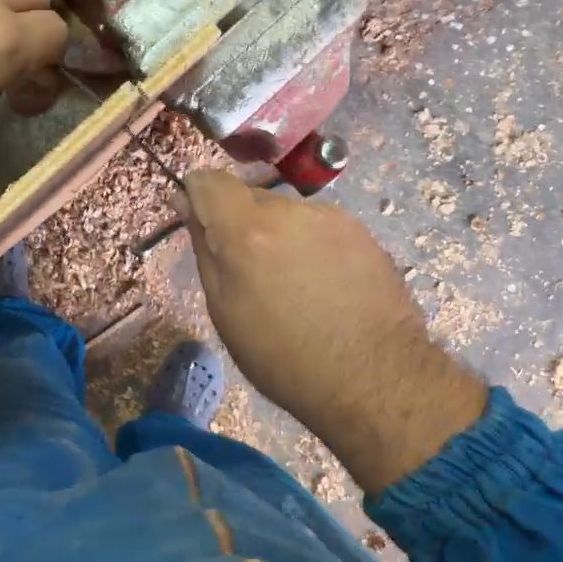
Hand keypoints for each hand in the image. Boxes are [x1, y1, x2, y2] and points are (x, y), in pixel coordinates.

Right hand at [181, 171, 488, 494]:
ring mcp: (330, 218)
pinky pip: (318, 228)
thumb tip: (187, 203)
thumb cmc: (282, 357)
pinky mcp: (361, 232)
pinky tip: (322, 287)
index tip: (199, 224)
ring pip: (285, 214)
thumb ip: (204, 248)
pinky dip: (309, 246)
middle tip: (249, 274)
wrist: (375, 380)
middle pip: (249, 198)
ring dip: (277, 236)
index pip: (208, 181)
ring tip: (291, 286)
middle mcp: (288, 211)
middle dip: (240, 224)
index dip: (196, 196)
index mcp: (246, 231)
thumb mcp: (224, 309)